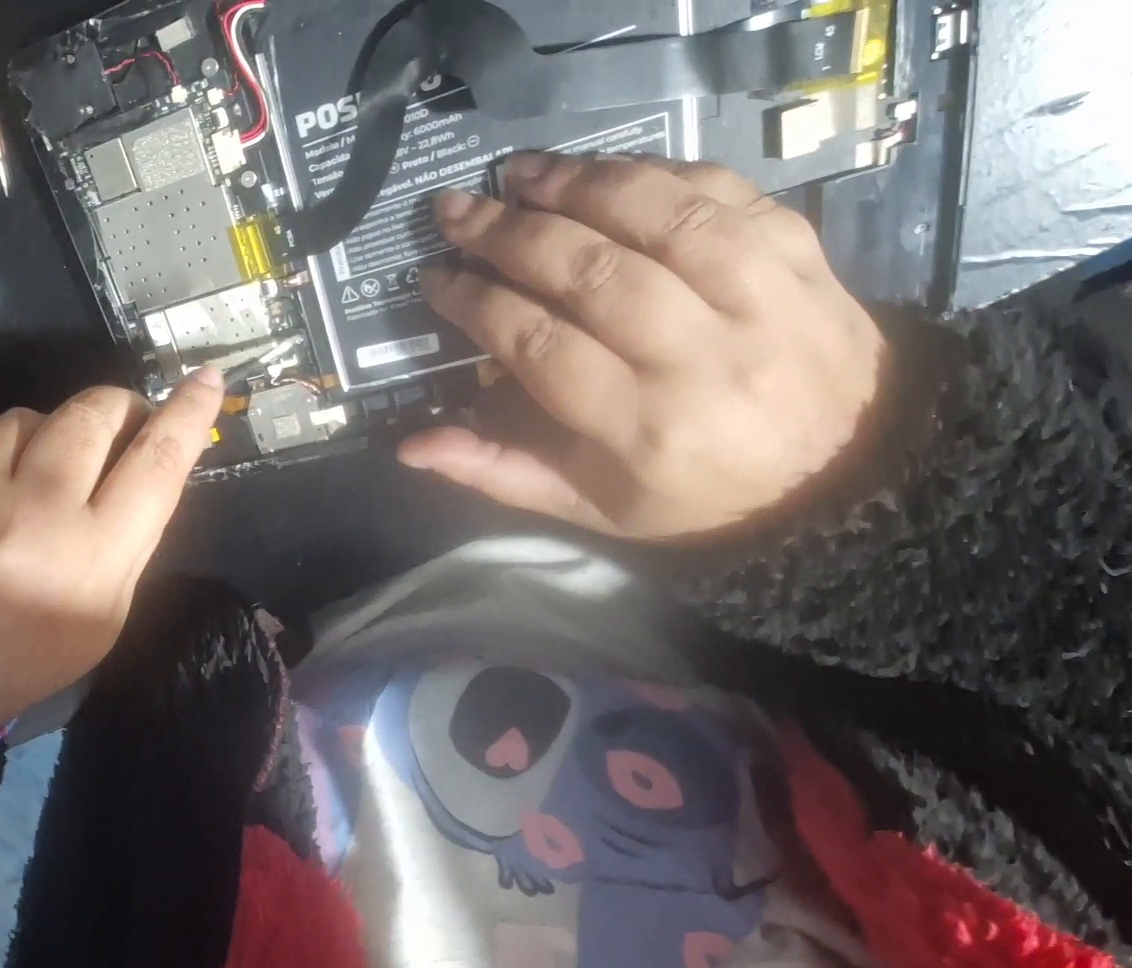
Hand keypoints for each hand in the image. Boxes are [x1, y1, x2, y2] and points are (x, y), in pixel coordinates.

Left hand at [0, 370, 224, 732]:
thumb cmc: (32, 655)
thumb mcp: (106, 613)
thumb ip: (131, 537)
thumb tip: (149, 458)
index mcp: (91, 556)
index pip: (156, 462)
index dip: (189, 413)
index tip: (206, 380)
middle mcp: (31, 516)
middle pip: (91, 415)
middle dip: (116, 407)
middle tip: (118, 424)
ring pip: (23, 417)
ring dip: (46, 432)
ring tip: (40, 471)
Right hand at [400, 152, 886, 539]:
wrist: (847, 476)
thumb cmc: (694, 497)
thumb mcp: (586, 506)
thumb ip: (496, 472)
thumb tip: (409, 447)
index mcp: (640, 429)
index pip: (540, 345)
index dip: (477, 303)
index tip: (435, 278)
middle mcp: (701, 358)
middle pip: (589, 273)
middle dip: (509, 234)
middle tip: (455, 212)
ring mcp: (761, 298)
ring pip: (656, 218)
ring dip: (577, 185)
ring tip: (519, 173)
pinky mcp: (801, 255)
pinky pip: (720, 192)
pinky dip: (653, 172)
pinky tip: (602, 172)